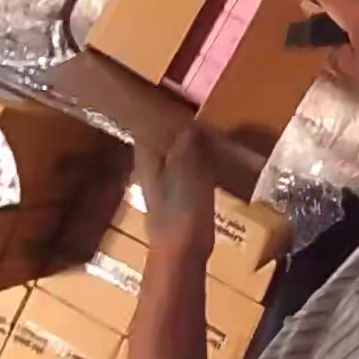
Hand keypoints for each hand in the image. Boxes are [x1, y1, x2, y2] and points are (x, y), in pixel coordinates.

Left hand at [136, 127, 216, 268]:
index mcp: (146, 158)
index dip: (160, 115)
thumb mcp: (187, 170)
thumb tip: (189, 125)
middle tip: (201, 116)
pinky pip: (186, 172)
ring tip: (210, 134)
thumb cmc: (182, 209)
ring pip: (174, 156)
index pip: (147, 127)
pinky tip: (212, 161)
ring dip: (188, 147)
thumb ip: (186, 145)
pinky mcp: (177, 199)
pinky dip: (197, 164)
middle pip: (161, 141)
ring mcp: (162, 185)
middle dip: (176, 130)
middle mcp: (149, 169)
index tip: (180, 105)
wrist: (182, 253)